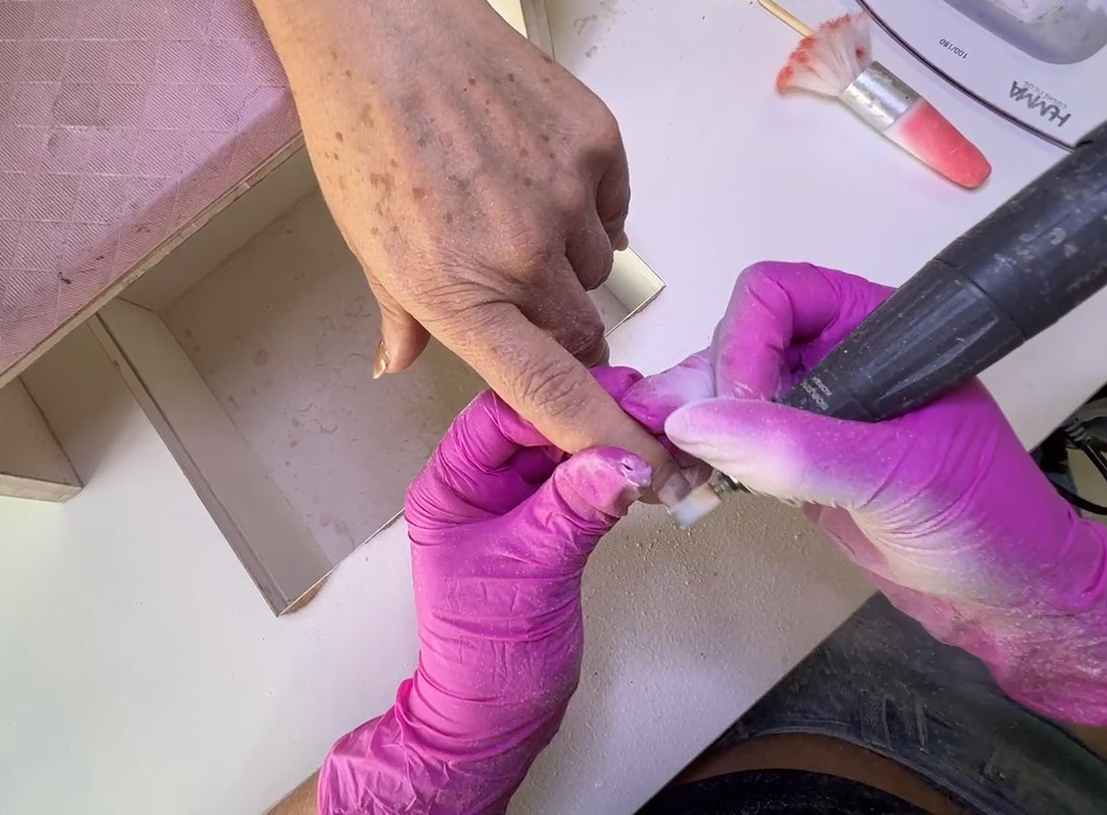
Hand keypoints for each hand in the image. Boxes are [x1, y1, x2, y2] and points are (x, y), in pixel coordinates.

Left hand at [294, 0, 679, 495]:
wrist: (387, 31)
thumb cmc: (360, 138)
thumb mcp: (366, 244)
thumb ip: (400, 317)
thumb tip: (397, 365)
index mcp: (459, 295)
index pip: (554, 395)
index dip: (606, 441)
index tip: (645, 468)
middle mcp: (524, 257)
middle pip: (583, 335)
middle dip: (561, 332)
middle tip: (525, 293)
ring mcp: (569, 197)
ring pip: (599, 268)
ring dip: (569, 263)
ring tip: (518, 209)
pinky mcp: (599, 142)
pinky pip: (614, 208)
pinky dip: (587, 207)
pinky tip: (538, 171)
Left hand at [320, 368, 650, 813]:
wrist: (498, 716)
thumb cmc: (489, 650)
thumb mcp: (531, 570)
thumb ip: (574, 510)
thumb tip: (625, 456)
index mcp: (450, 483)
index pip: (498, 417)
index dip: (552, 402)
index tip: (612, 392)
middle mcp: (480, 481)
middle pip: (533, 425)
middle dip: (587, 412)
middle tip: (645, 401)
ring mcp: (515, 498)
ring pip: (561, 449)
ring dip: (606, 437)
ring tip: (656, 422)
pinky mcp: (548, 519)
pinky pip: (581, 480)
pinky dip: (613, 470)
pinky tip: (648, 460)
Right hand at [625, 262, 1106, 727]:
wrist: (1003, 600)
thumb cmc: (983, 522)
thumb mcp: (897, 478)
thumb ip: (795, 449)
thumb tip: (686, 423)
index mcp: (869, 326)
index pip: (774, 294)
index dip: (745, 340)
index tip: (742, 408)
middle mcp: (830, 351)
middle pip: (736, 334)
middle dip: (709, 382)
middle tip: (694, 439)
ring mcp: (807, 399)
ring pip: (721, 381)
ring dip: (690, 412)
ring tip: (668, 452)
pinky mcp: (788, 444)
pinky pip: (726, 427)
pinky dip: (697, 444)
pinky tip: (682, 466)